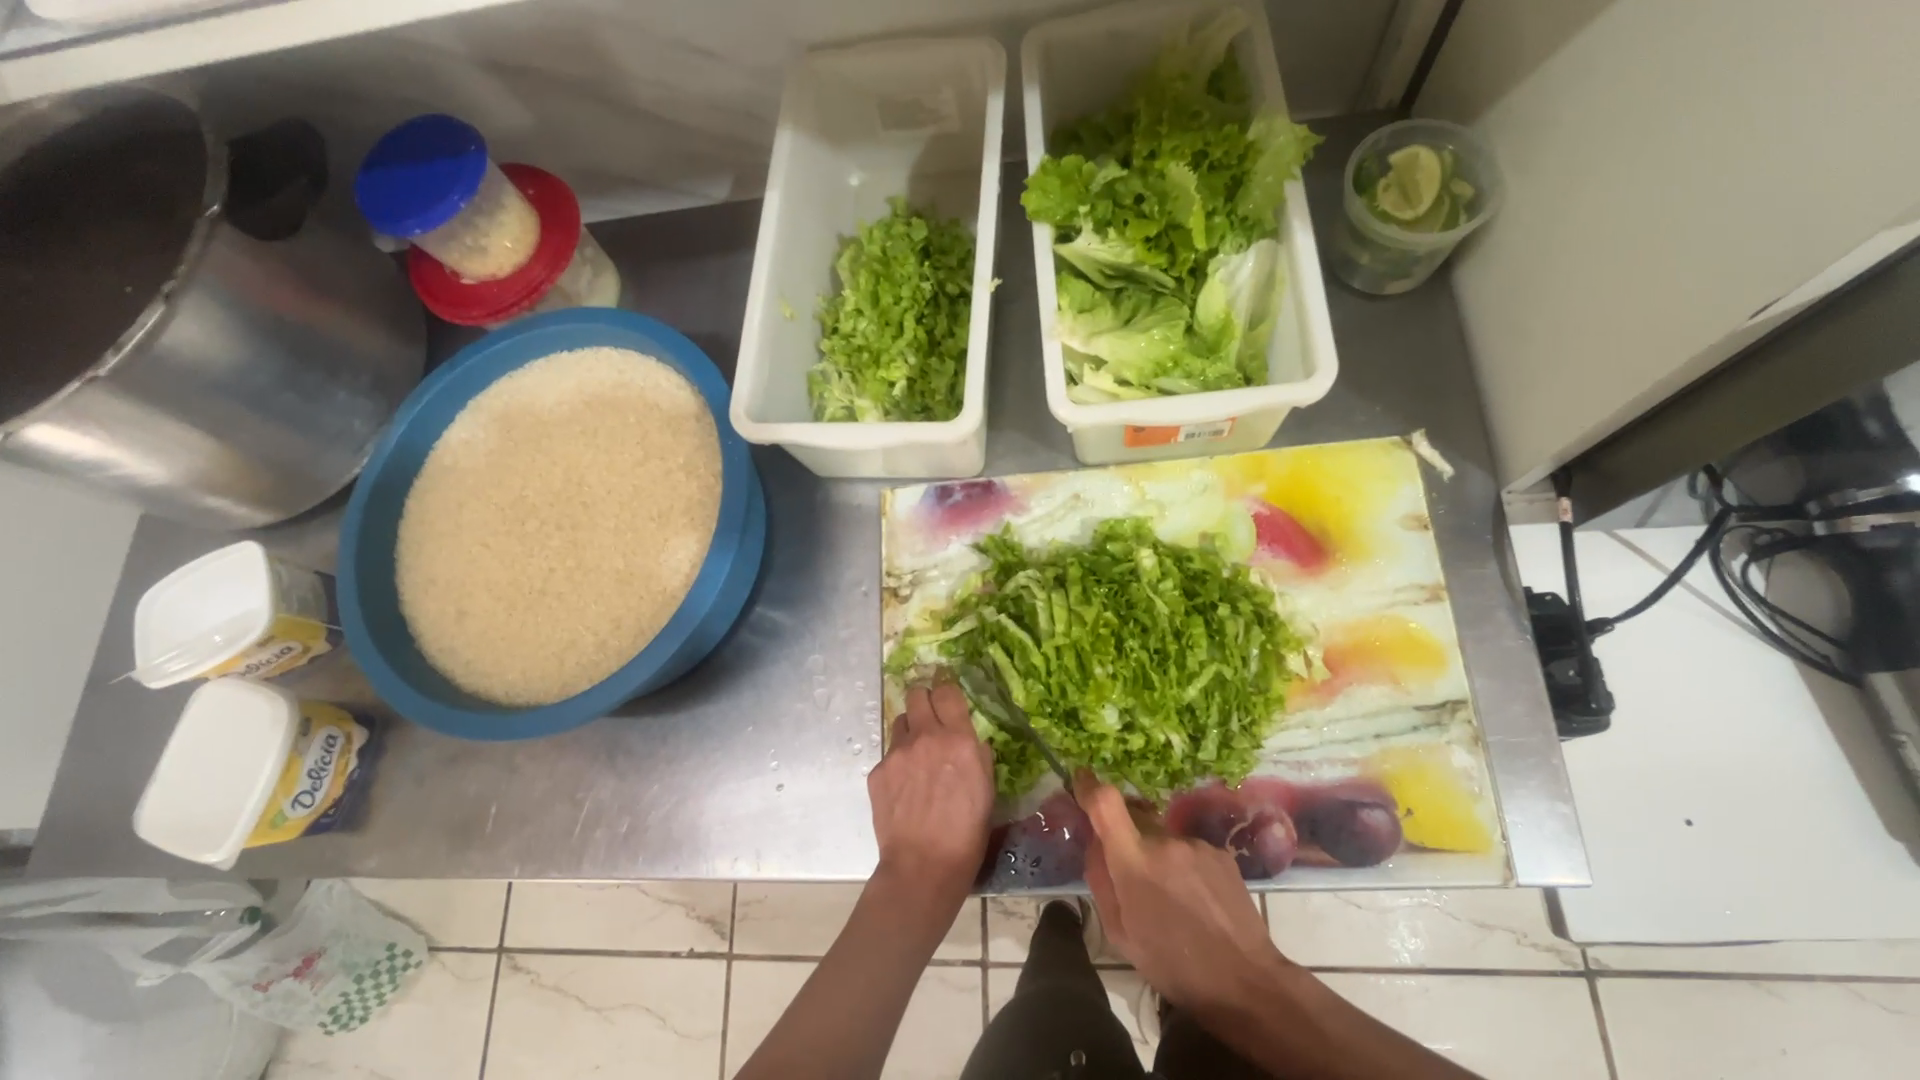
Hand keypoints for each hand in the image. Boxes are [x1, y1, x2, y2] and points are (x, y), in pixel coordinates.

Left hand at [868, 678, 994, 902]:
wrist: (924, 864)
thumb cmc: (967, 832)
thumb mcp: (987, 790)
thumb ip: (979, 756)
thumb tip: (971, 741)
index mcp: (959, 739)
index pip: (947, 692)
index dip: (946, 686)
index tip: (946, 688)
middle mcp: (926, 737)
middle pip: (916, 694)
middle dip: (924, 699)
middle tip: (930, 715)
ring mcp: (897, 753)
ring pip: (901, 722)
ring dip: (911, 730)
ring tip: (918, 754)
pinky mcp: (878, 771)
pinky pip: (889, 754)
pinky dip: (898, 762)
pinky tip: (905, 787)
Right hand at [1076, 771, 1291, 1018]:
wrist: (1244, 981)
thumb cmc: (1173, 965)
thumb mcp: (1120, 934)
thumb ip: (1101, 882)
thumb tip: (1095, 847)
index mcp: (1134, 862)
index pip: (1105, 804)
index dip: (1089, 787)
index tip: (1081, 779)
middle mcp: (1165, 842)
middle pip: (1135, 822)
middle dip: (1128, 840)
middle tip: (1134, 881)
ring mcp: (1197, 846)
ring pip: (1164, 840)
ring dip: (1159, 858)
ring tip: (1172, 902)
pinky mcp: (1222, 854)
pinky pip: (1190, 851)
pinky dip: (1185, 868)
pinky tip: (1197, 902)